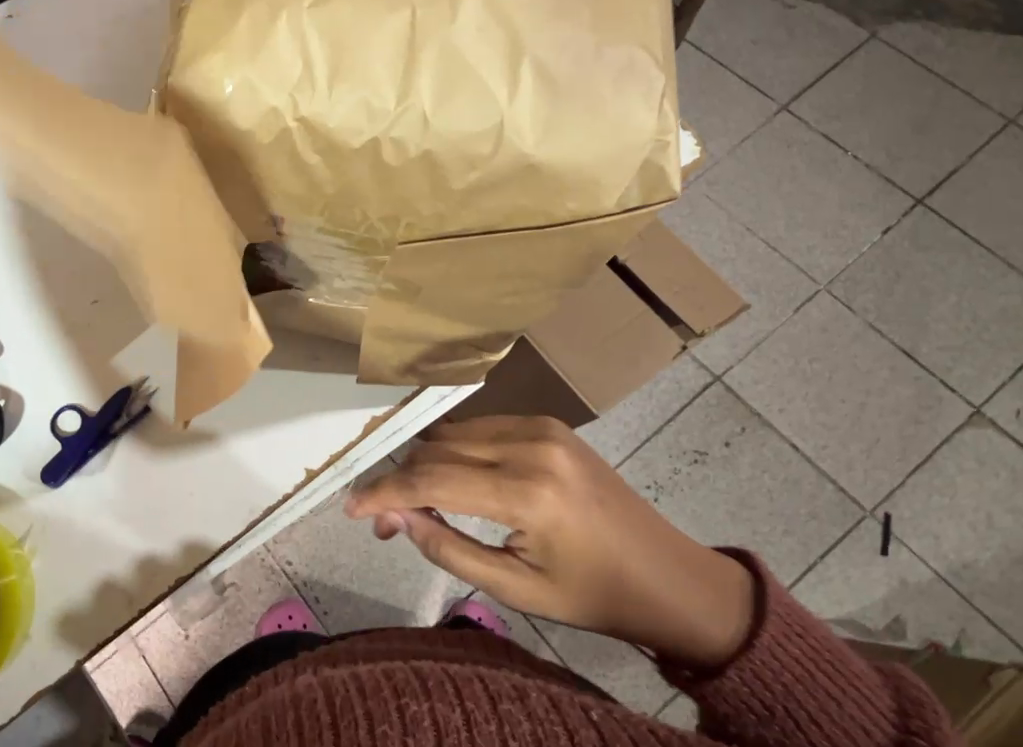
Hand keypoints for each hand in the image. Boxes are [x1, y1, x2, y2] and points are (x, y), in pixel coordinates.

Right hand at [345, 415, 754, 666]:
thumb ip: (447, 549)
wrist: (673, 579)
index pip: (430, 480)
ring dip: (425, 463)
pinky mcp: (548, 425)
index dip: (383, 492)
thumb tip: (395, 517)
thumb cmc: (595, 597)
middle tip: (386, 520)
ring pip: (453, 434)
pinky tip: (453, 480)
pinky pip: (479, 429)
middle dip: (400, 481)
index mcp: (527, 493)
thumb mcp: (516, 589)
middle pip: (436, 450)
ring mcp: (541, 428)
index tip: (350, 507)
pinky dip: (455, 451)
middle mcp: (530, 446)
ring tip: (417, 502)